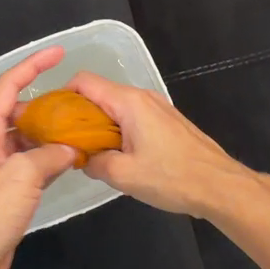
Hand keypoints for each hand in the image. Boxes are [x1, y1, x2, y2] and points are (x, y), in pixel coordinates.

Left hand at [0, 47, 80, 268]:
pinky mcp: (3, 194)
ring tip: (78, 127)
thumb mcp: (23, 177)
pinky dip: (47, 158)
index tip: (58, 53)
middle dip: (44, 102)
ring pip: (24, 140)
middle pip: (16, 112)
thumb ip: (50, 155)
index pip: (7, 87)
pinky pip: (28, 165)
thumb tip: (71, 148)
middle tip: (75, 100)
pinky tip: (68, 161)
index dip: (31, 66)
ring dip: (48, 133)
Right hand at [66, 72, 259, 219]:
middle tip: (62, 140)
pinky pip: (131, 117)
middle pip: (99, 93)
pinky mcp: (166, 122)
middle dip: (76, 113)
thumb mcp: (124, 175)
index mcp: (128, 102)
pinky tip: (114, 155)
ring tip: (86, 151)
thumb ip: (94, 163)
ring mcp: (157, 108)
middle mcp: (142, 97)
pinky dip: (116, 130)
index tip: (49, 118)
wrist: (220, 186)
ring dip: (97, 125)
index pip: (84, 81)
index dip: (61, 95)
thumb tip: (81, 158)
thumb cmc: (172, 177)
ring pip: (115, 107)